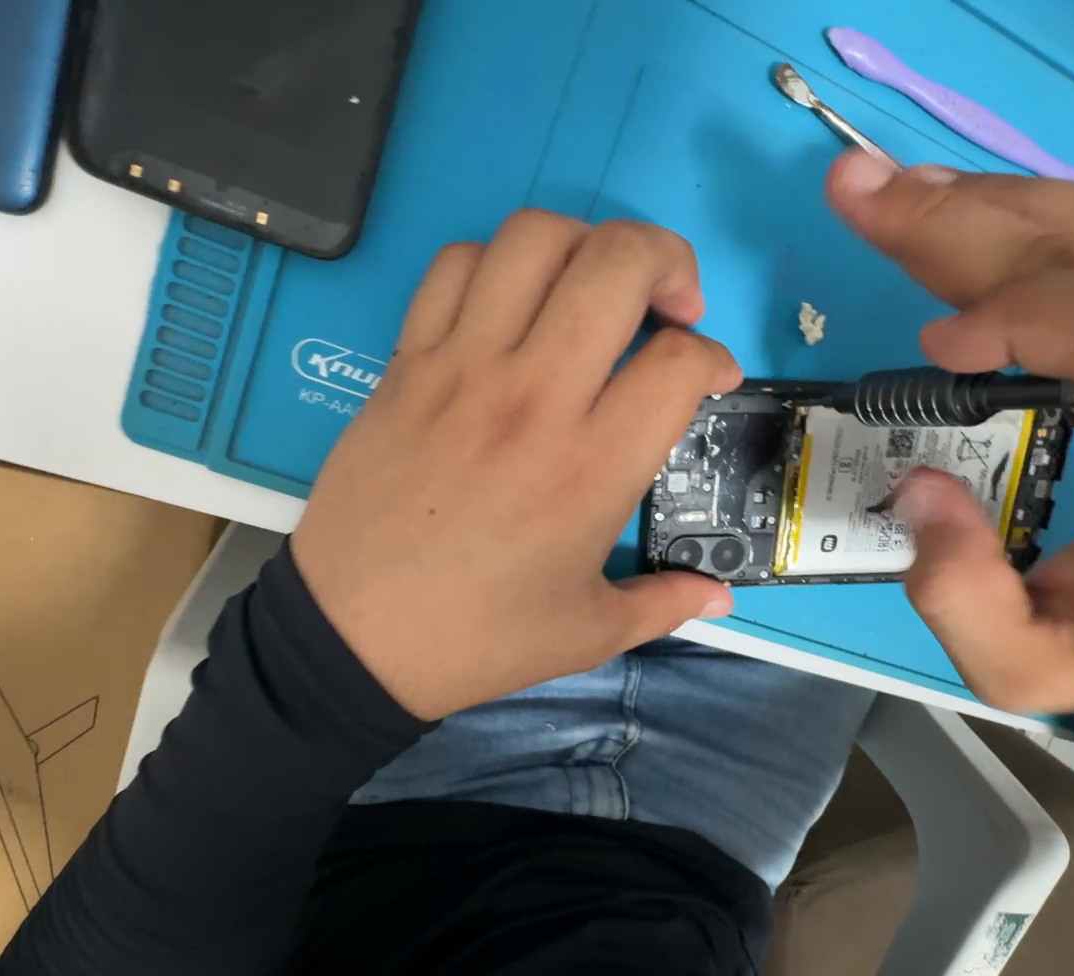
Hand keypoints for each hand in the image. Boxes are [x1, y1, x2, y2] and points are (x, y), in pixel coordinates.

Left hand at [291, 210, 741, 719]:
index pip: (679, 361)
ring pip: (534, 239)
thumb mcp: (587, 633)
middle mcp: (534, 396)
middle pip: (618, 262)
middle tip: (671, 304)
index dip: (716, 358)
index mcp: (593, 466)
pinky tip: (510, 306)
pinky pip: (453, 267)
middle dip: (668, 261)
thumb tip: (720, 598)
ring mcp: (462, 369)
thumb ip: (666, 605)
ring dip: (584, 244)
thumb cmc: (476, 637)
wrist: (353, 636)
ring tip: (592, 290)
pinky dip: (495, 263)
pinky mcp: (406, 363)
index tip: (710, 378)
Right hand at [827, 154, 1073, 716]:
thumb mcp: (1027, 670)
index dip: (1030, 311)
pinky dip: (1052, 223)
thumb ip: (955, 597)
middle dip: (975, 224)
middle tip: (865, 198)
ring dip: (1002, 208)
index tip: (938, 346)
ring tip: (904, 197)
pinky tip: (983, 217)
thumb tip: (916, 483)